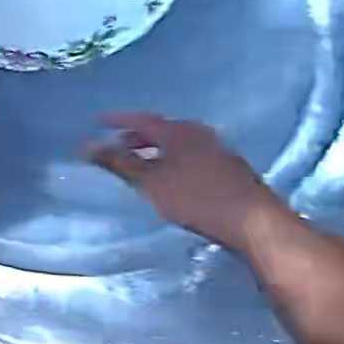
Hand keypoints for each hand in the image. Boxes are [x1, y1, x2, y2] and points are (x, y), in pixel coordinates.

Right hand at [85, 111, 285, 251]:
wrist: (256, 223)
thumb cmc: (195, 197)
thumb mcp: (148, 181)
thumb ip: (118, 162)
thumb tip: (87, 146)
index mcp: (180, 133)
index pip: (143, 120)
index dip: (118, 120)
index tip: (98, 121)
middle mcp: (201, 136)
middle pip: (163, 130)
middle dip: (138, 135)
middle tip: (117, 143)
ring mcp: (219, 152)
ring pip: (179, 143)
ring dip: (156, 148)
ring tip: (139, 160)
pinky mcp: (229, 169)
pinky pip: (191, 154)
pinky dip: (172, 158)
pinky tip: (166, 173)